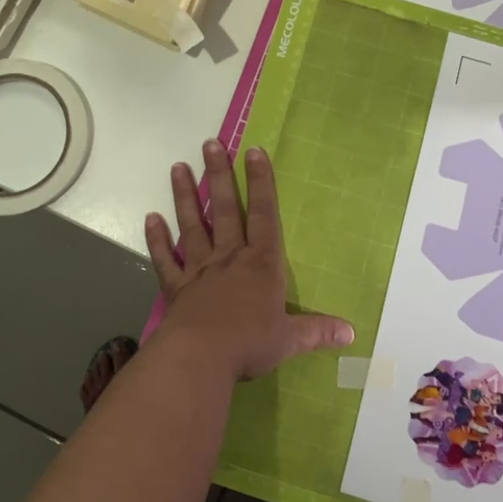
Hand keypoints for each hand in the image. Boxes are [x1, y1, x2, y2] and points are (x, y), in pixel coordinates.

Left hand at [145, 141, 353, 380]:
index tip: (253, 151)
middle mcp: (230, 257)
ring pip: (192, 224)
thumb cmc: (250, 344)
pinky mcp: (176, 287)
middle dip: (218, 175)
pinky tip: (150, 218)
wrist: (201, 357)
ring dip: (184, 195)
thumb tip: (351, 332)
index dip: (260, 182)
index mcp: (261, 264)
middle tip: (209, 144)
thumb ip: (317, 331)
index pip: (263, 214)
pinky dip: (157, 239)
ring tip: (178, 166)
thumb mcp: (290, 339)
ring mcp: (199, 269)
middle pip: (224, 208)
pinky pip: (165, 259)